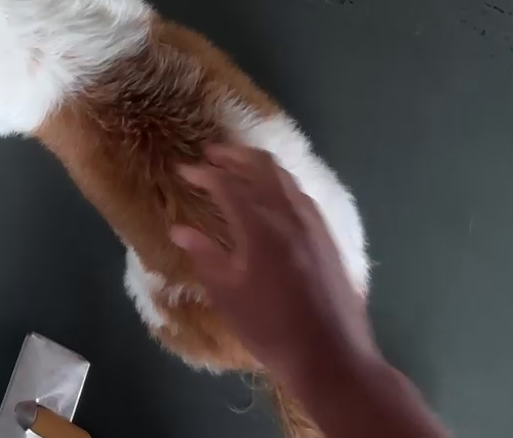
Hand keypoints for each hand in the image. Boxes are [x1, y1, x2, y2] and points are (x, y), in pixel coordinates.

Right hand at [170, 145, 379, 394]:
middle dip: (232, 155)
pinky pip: (299, 192)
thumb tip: (179, 230)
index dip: (201, 173)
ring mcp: (312, 223)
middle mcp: (288, 215)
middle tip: (210, 154)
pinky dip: (278, 181)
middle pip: (259, 166)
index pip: (225, 184)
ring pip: (283, 176)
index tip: (182, 170)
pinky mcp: (328, 236)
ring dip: (257, 164)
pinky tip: (271, 195)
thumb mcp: (228, 295)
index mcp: (260, 227)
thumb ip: (204, 256)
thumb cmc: (272, 329)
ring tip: (237, 166)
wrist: (334, 359)